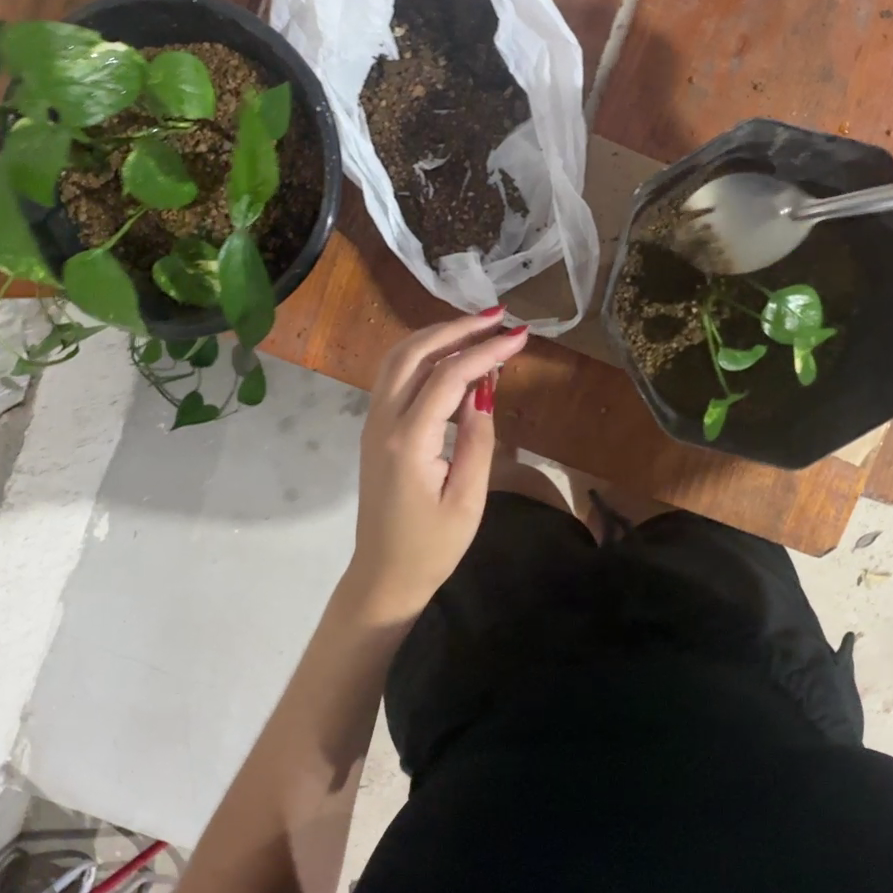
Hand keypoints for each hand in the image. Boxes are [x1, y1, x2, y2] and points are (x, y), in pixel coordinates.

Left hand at [349, 310, 528, 618]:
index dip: (485, 352)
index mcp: (407, 440)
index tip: (520, 336)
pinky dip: (424, 356)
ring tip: (478, 327)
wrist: (384, 575)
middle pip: (415, 353)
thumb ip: (478, 439)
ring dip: (437, 337)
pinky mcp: (375, 430)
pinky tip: (452, 357)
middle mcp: (382, 422)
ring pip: (399, 359)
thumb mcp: (468, 499)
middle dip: (457, 329)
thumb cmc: (432, 546)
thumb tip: (485, 388)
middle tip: (498, 316)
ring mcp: (373, 423)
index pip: (447, 376)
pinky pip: (395, 377)